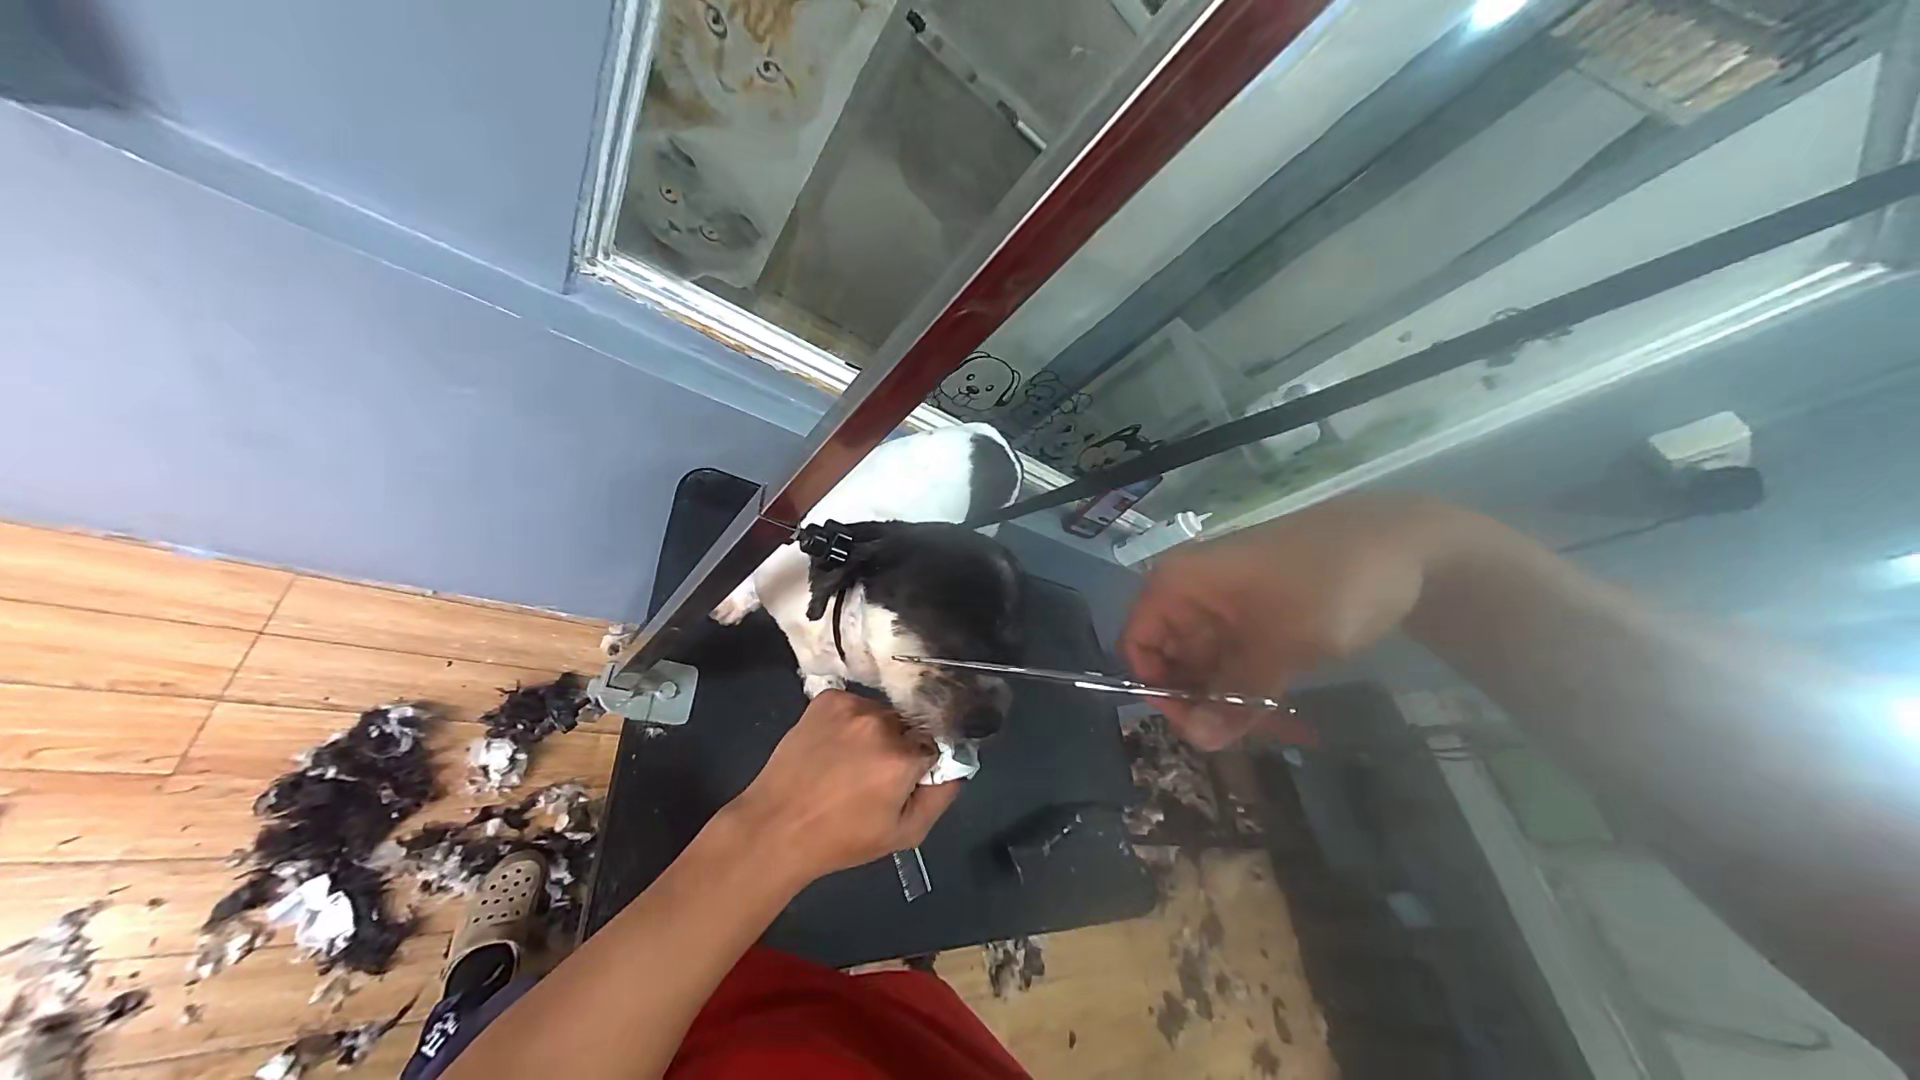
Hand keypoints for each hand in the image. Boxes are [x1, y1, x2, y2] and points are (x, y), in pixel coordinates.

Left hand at [722, 690, 962, 885]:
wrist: (776, 825)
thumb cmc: (841, 838)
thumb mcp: (903, 834)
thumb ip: (940, 797)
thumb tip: (956, 767)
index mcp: (903, 757)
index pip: (936, 744)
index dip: (925, 762)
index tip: (910, 777)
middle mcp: (881, 723)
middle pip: (910, 725)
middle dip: (902, 746)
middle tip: (878, 773)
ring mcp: (851, 707)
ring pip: (883, 713)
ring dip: (878, 731)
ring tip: (851, 761)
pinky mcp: (828, 699)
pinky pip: (855, 704)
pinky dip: (852, 721)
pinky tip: (835, 745)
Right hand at [1121, 493, 1473, 749]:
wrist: (1402, 542)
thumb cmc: (1329, 582)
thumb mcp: (1282, 646)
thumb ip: (1237, 695)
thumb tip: (1198, 742)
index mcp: (1178, 583)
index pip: (1137, 643)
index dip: (1158, 688)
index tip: (1198, 726)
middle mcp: (1188, 592)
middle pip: (1170, 658)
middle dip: (1199, 701)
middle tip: (1241, 737)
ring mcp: (1220, 603)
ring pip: (1204, 664)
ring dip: (1229, 699)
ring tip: (1272, 727)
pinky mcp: (1249, 614)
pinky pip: (1234, 658)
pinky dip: (1251, 685)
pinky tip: (1282, 710)